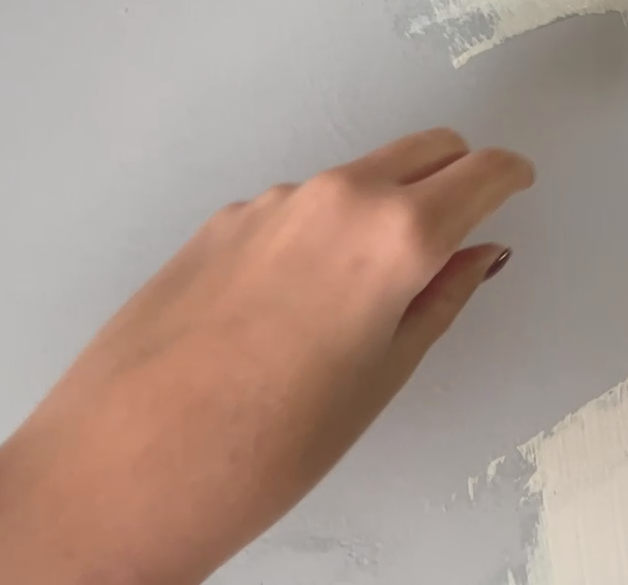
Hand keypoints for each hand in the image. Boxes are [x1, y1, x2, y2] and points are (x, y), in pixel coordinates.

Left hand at [0, 128, 533, 584]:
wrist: (106, 481)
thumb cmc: (269, 447)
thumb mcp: (386, 374)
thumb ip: (445, 295)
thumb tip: (481, 253)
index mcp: (396, 235)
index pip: (482, 170)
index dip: (512, 173)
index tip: (520, 182)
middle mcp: (340, 196)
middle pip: (430, 145)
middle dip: (461, 171)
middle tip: (464, 222)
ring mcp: (275, 201)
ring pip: (366, 172)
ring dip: (393, 198)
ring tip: (370, 281)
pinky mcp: (225, 218)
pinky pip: (306, 202)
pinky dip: (331, 223)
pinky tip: (299, 295)